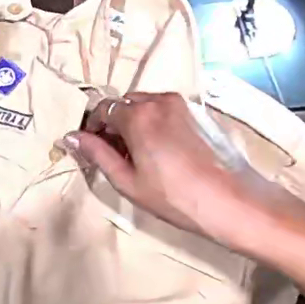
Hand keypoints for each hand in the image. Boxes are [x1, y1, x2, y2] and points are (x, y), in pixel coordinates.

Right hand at [63, 92, 304, 252]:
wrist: (233, 202)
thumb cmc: (176, 198)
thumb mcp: (127, 181)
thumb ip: (97, 154)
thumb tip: (72, 137)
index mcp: (138, 115)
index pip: (102, 108)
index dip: (92, 127)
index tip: (91, 148)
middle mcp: (159, 100)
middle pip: (124, 103)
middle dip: (114, 124)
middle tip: (115, 155)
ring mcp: (182, 104)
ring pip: (145, 105)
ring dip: (135, 123)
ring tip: (139, 156)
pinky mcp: (199, 113)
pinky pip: (165, 110)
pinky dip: (155, 123)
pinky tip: (161, 153)